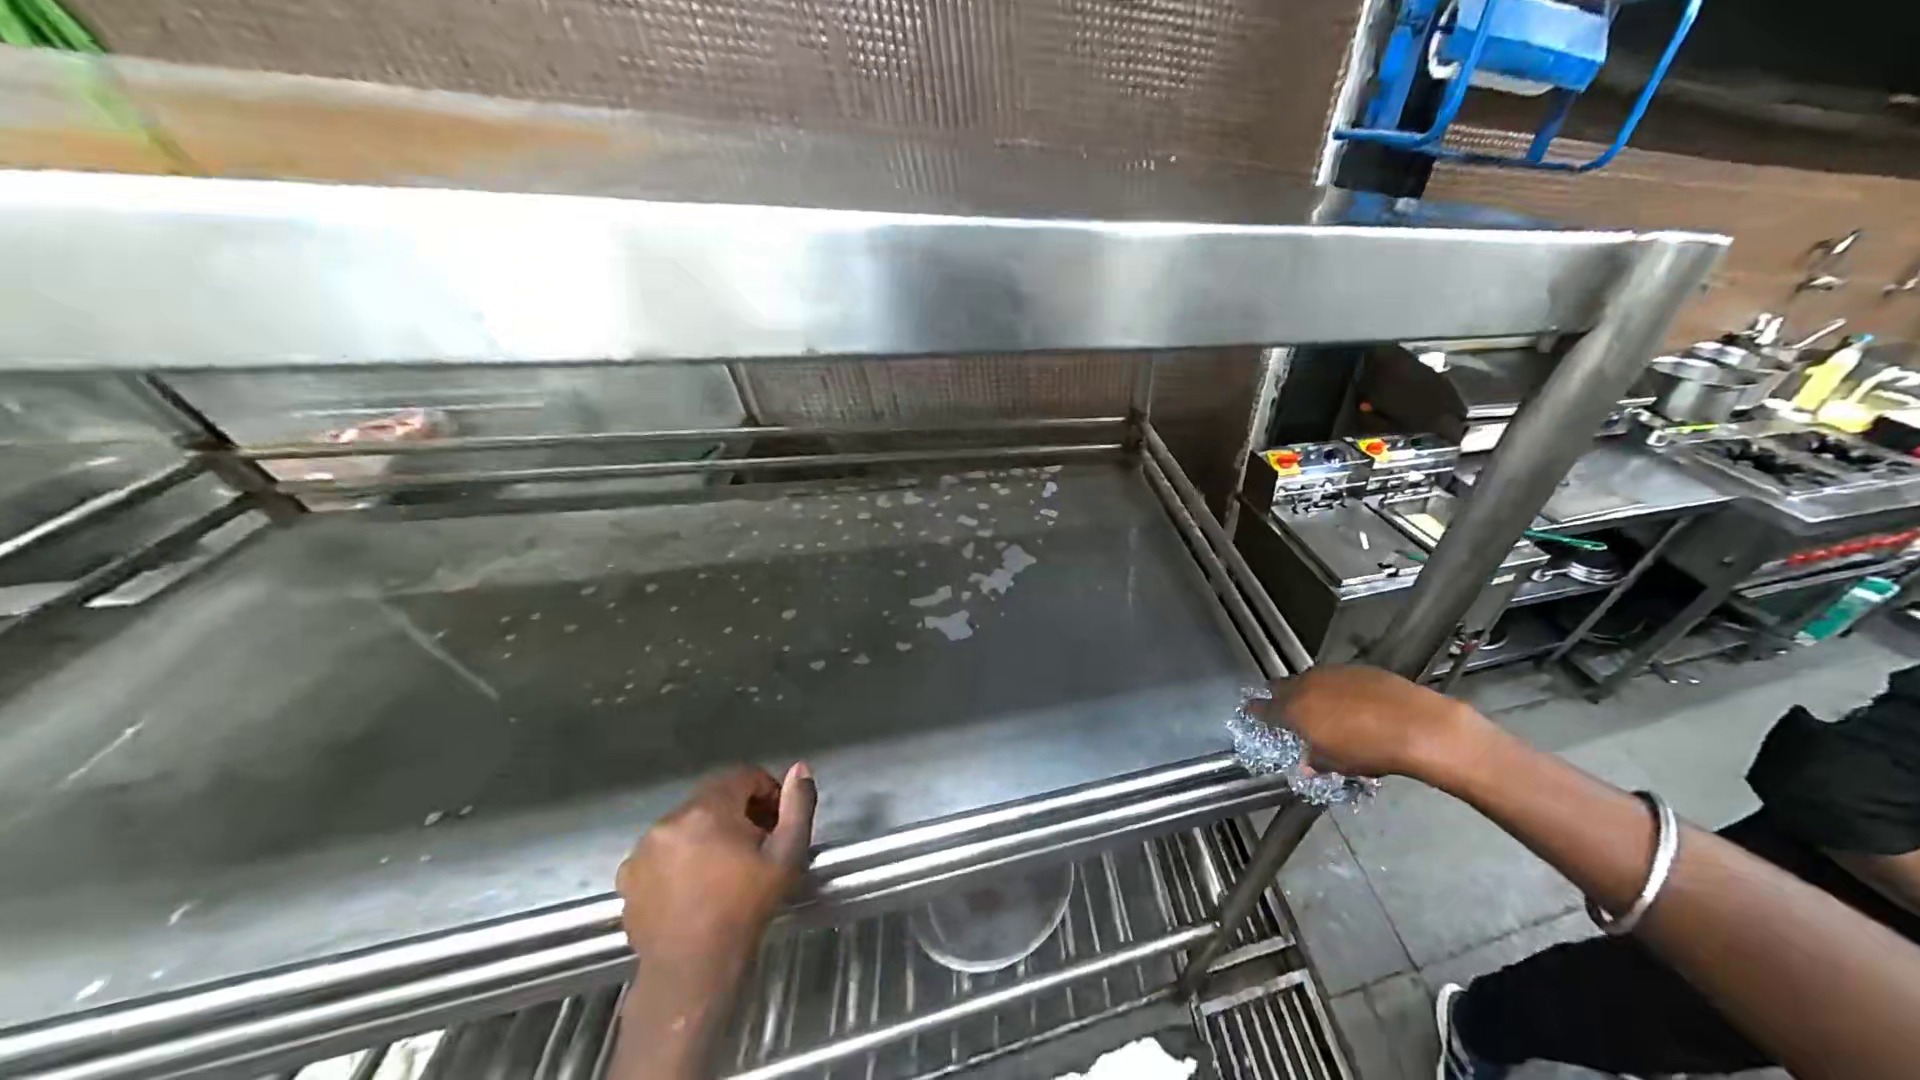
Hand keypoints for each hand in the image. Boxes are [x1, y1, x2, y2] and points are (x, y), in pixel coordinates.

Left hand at [616, 763, 815, 980]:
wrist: (693, 971)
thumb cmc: (745, 909)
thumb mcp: (787, 856)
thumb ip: (797, 806)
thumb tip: (800, 769)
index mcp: (707, 809)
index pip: (742, 776)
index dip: (765, 792)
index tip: (775, 821)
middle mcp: (669, 820)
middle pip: (713, 799)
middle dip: (737, 814)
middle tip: (755, 848)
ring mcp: (643, 849)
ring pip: (686, 824)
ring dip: (707, 835)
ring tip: (724, 871)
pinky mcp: (628, 876)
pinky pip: (661, 852)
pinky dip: (678, 859)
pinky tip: (693, 887)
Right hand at [1265, 664, 1493, 782]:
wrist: (1419, 725)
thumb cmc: (1370, 751)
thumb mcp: (1337, 765)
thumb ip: (1316, 760)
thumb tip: (1307, 763)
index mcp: (1294, 709)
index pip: (1264, 708)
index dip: (1257, 711)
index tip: (1253, 712)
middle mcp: (1306, 685)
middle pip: (1282, 687)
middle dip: (1281, 697)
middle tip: (1289, 711)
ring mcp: (1332, 673)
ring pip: (1310, 680)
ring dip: (1311, 692)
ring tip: (1326, 710)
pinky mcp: (1358, 668)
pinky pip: (1337, 677)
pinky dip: (1338, 689)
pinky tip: (1355, 704)